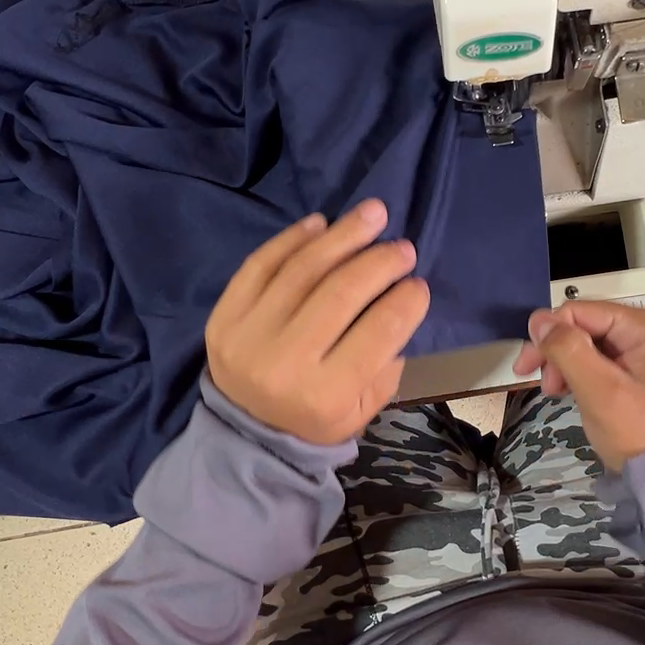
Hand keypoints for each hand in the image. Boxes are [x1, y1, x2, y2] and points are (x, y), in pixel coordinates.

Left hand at [206, 199, 429, 443]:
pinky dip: (293, 238)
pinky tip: (323, 224)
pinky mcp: (224, 315)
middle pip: (340, 294)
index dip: (406, 302)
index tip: (420, 283)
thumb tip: (401, 302)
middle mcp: (285, 364)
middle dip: (379, 262)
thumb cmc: (315, 419)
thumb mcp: (361, 411)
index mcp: (326, 396)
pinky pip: (261, 264)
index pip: (377, 334)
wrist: (244, 430)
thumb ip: (386, 364)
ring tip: (373, 214)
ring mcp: (249, 335)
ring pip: (303, 271)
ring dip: (343, 236)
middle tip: (403, 247)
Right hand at [511, 301, 644, 470]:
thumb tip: (538, 320)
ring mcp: (636, 347)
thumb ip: (568, 351)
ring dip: (561, 363)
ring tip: (555, 391)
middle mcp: (642, 328)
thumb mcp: (600, 391)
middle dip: (555, 351)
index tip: (529, 367)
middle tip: (543, 384)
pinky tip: (566, 390)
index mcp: (644, 326)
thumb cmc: (637, 432)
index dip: (550, 334)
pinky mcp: (628, 365)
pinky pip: (590, 356)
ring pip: (581, 340)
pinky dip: (573, 371)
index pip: (580, 311)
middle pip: (580, 324)